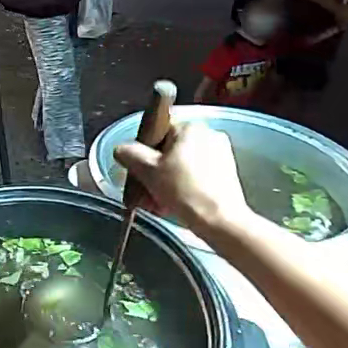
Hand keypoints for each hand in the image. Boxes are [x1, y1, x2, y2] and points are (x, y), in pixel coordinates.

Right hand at [113, 122, 250, 237]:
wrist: (220, 220)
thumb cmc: (184, 191)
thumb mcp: (148, 170)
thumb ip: (129, 154)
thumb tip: (121, 149)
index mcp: (190, 127)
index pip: (156, 132)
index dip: (142, 153)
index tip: (138, 173)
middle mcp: (208, 134)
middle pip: (168, 151)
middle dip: (153, 173)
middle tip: (145, 193)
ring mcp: (220, 154)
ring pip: (180, 165)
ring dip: (165, 183)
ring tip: (158, 203)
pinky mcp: (226, 173)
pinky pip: (195, 175)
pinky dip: (182, 187)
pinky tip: (174, 204)